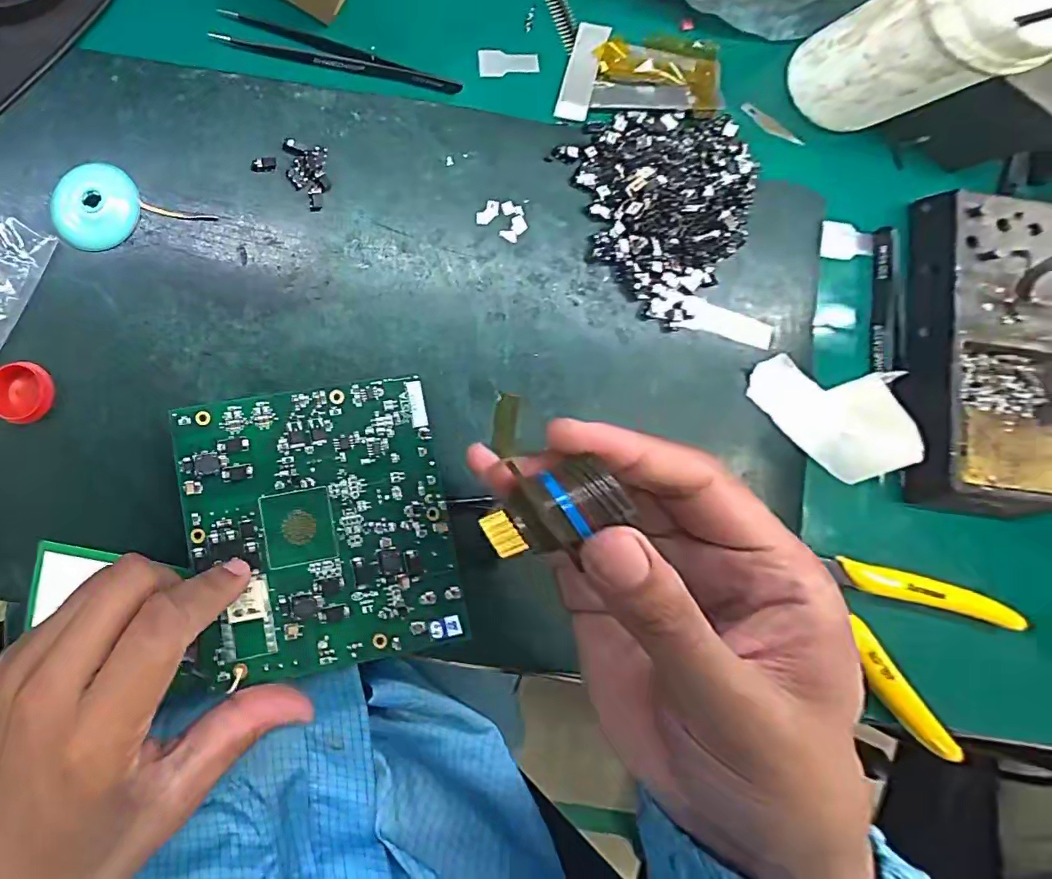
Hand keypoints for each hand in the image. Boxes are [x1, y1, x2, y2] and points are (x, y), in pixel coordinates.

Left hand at [0, 555, 312, 878]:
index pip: (157, 631)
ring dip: (139, 587)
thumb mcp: (165, 804)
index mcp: (95, 734)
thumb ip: (227, 737)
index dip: (203, 593)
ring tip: (164, 624)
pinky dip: (107, 604)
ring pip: (95, 581)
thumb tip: (294, 700)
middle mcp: (50, 684)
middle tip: (196, 613)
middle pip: (123, 583)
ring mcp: (22, 661)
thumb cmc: (88, 846)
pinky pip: (70, 602)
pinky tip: (121, 640)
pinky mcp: (10, 653)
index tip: (236, 574)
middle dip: (171, 581)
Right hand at [468, 420, 872, 878]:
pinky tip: (496, 499)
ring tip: (490, 465)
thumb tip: (605, 541)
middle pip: (632, 490)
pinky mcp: (596, 596)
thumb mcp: (732, 700)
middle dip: (576, 467)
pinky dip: (526, 524)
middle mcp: (699, 557)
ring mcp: (642, 574)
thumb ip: (670, 619)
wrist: (731, 826)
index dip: (632, 454)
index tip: (568, 436)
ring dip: (540, 488)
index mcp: (762, 568)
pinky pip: (559, 549)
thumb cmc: (772, 768)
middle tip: (520, 458)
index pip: (698, 488)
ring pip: (588, 513)